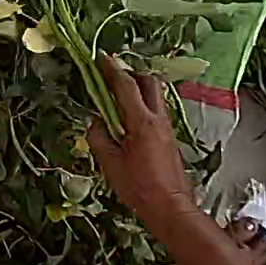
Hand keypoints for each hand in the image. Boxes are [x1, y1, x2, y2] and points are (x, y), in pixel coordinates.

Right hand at [87, 54, 198, 228]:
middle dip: (130, 73)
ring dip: (138, 88)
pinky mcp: (170, 136)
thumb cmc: (138, 187)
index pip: (126, 86)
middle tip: (111, 76)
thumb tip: (95, 122)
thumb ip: (99, 138)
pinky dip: (142, 104)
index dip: (112, 69)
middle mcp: (158, 119)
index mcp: (141, 122)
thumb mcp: (110, 164)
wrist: (170, 207)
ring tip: (117, 96)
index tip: (101, 57)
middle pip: (148, 82)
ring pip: (155, 95)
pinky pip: (156, 110)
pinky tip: (129, 117)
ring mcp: (167, 127)